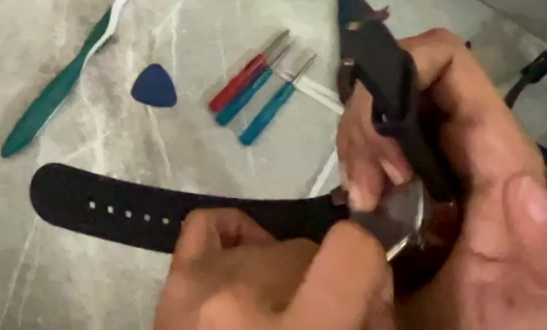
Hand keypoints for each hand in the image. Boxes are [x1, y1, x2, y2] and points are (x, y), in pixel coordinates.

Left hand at [152, 209, 393, 329]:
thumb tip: (371, 292)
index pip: (351, 251)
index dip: (372, 266)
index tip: (371, 299)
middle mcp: (245, 299)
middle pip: (308, 252)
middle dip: (330, 286)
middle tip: (329, 325)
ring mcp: (201, 286)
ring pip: (268, 246)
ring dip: (287, 278)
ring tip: (287, 319)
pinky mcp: (174, 283)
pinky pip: (209, 226)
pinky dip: (238, 241)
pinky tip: (250, 275)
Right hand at [336, 29, 546, 329]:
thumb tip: (528, 187)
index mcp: (500, 157)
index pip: (448, 62)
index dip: (404, 73)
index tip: (390, 155)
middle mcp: (466, 146)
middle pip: (401, 77)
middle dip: (366, 117)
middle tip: (364, 189)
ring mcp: (434, 164)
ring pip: (377, 105)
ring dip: (355, 143)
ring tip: (360, 205)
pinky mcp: (407, 186)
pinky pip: (367, 142)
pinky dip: (350, 162)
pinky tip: (357, 210)